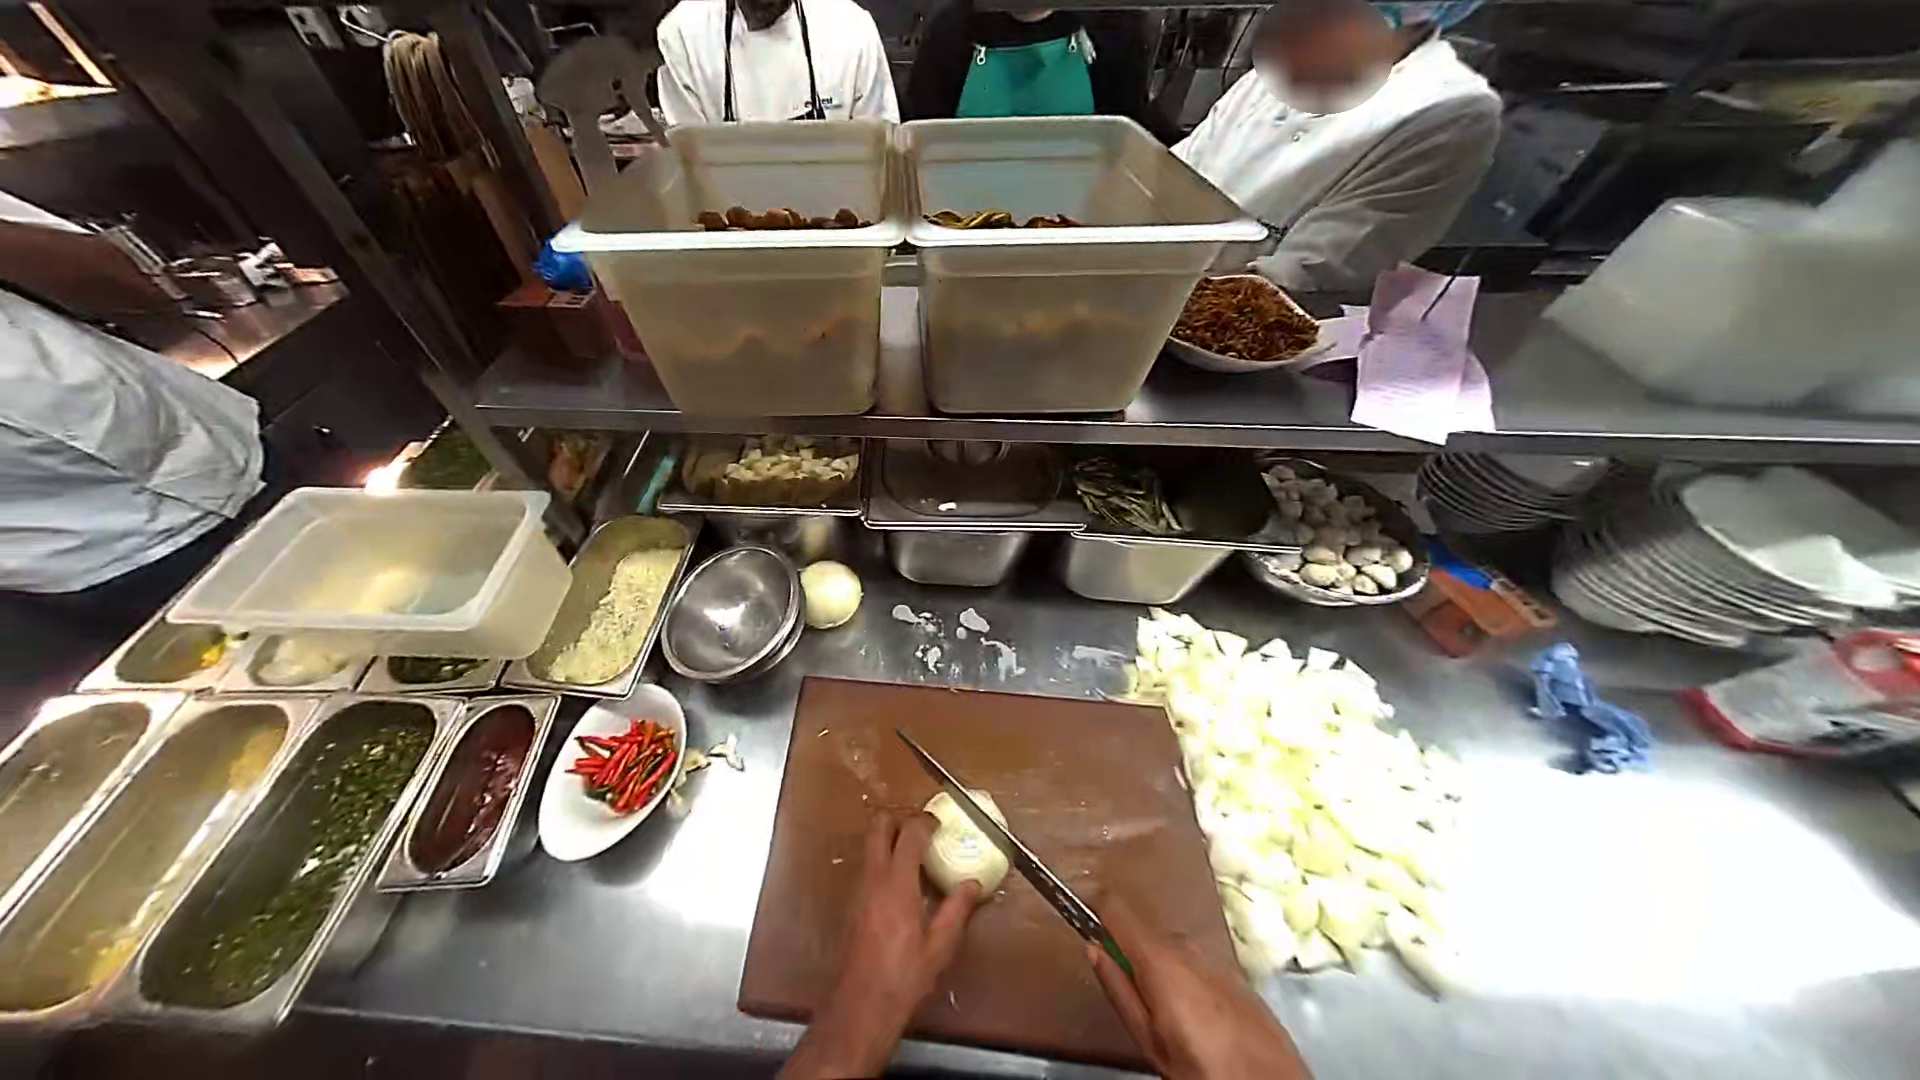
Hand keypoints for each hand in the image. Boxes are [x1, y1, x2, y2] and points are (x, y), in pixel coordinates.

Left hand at [780, 811, 982, 1079]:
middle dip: (899, 816)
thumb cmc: (902, 979)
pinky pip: (867, 864)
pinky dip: (882, 858)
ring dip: (889, 836)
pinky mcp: (851, 902)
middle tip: (921, 826)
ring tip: (915, 851)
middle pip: (878, 824)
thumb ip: (957, 910)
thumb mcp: (939, 947)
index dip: (925, 820)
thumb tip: (973, 884)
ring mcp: (857, 888)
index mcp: (897, 883)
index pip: (909, 832)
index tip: (939, 822)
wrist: (859, 1009)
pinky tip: (901, 881)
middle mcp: (873, 878)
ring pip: (869, 842)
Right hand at [1086, 893, 1311, 1079]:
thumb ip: (1118, 990)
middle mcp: (1184, 945)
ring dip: (1163, 972)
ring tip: (1174, 1021)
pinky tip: (1203, 1022)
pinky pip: (1197, 966)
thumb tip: (1094, 950)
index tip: (1086, 922)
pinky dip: (1190, 982)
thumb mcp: (1149, 1041)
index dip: (1096, 911)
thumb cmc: (1204, 1072)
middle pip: (1143, 935)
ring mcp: (1213, 956)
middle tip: (1138, 1004)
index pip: (1114, 907)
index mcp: (1156, 957)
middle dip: (1133, 958)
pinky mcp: (1235, 973)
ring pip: (1171, 951)